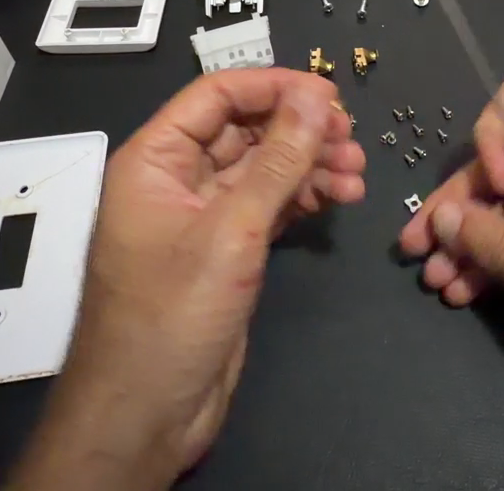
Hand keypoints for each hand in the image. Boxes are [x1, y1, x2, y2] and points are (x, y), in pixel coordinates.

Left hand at [14, 70, 364, 489]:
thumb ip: (279, 160)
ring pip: (263, 167)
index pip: (216, 96)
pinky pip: (270, 203)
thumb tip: (316, 96)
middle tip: (350, 136)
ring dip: (310, 164)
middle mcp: (176, 178)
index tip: (327, 93)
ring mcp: (204, 215)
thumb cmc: (173, 315)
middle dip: (299, 130)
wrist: (146, 416)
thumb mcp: (232, 230)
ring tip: (357, 170)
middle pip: (245, 129)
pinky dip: (305, 196)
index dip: (272, 86)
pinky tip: (342, 196)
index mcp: (155, 160)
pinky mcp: (227, 248)